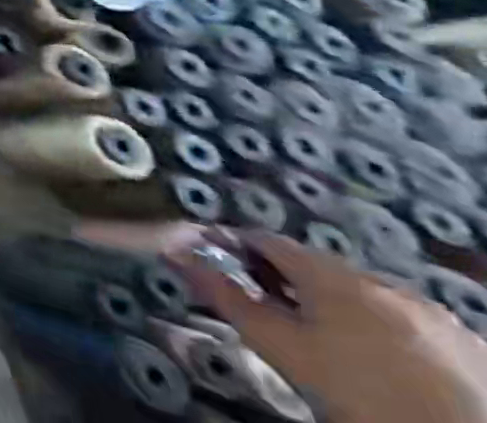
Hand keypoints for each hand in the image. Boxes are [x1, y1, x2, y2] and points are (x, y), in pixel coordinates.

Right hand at [173, 230, 486, 422]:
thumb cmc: (356, 391)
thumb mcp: (279, 347)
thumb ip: (225, 296)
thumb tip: (174, 251)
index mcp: (333, 275)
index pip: (266, 239)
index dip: (233, 243)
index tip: (208, 257)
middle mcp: (383, 281)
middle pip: (316, 266)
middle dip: (283, 277)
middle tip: (262, 304)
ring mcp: (434, 314)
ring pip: (362, 292)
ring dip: (330, 301)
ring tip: (318, 335)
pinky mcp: (469, 346)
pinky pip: (404, 319)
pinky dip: (376, 325)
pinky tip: (375, 357)